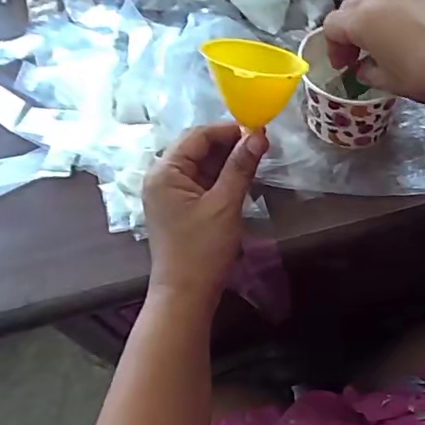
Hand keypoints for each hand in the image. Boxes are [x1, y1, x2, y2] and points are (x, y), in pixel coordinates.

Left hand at [143, 124, 266, 305]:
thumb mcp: (225, 205)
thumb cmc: (203, 249)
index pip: (197, 136)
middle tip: (262, 146)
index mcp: (165, 171)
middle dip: (229, 146)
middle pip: (197, 149)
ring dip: (227, 163)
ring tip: (257, 162)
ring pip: (201, 167)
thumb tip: (258, 135)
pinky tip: (242, 181)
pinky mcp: (179, 209)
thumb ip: (241, 167)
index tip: (259, 131)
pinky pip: (201, 184)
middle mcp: (161, 177)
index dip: (228, 130)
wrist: (185, 293)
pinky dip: (221, 179)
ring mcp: (168, 194)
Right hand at [322, 0, 424, 108]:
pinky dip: (396, 17)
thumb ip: (368, 72)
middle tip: (357, 55)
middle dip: (349, 30)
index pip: (332, 25)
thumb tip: (364, 67)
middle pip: (351, 7)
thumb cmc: (423, 75)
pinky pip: (402, 2)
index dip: (333, 48)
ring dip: (372, 21)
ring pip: (377, 1)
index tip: (344, 67)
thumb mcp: (388, 81)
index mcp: (362, 19)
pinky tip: (411, 39)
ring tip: (383, 46)